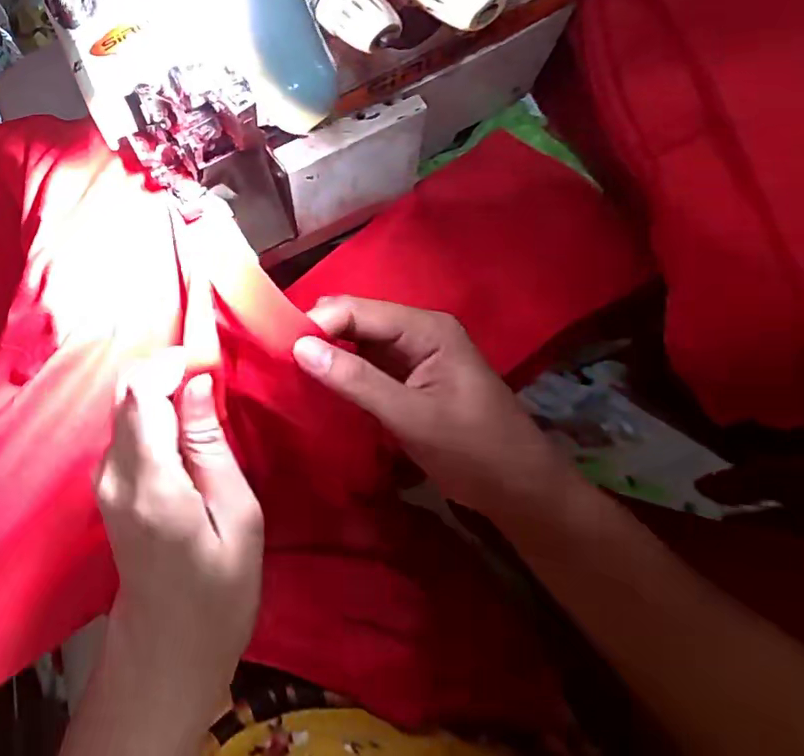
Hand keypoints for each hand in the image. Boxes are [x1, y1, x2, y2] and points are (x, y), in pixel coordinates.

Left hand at [93, 350, 263, 713]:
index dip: (168, 364)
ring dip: (156, 390)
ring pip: (121, 406)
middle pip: (124, 392)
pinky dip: (148, 413)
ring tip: (199, 401)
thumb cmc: (218, 593)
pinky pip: (122, 429)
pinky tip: (180, 428)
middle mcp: (113, 472)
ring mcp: (101, 478)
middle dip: (162, 370)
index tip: (204, 360)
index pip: (142, 394)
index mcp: (150, 482)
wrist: (166, 646)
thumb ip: (211, 447)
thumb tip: (197, 384)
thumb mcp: (238, 520)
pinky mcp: (102, 483)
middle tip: (205, 376)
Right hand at [292, 296, 576, 517]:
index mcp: (426, 328)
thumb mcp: (412, 417)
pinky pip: (361, 360)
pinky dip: (338, 368)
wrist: (523, 493)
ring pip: (353, 338)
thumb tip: (298, 347)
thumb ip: (355, 381)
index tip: (280, 350)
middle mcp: (416, 330)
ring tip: (291, 371)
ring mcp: (411, 352)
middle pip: (351, 318)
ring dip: (324, 351)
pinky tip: (317, 383)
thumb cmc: (475, 451)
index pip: (355, 310)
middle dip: (316, 334)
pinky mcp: (404, 374)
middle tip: (281, 362)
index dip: (316, 324)